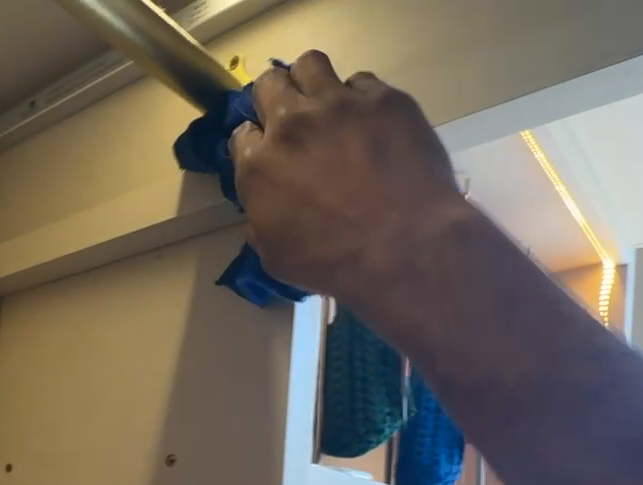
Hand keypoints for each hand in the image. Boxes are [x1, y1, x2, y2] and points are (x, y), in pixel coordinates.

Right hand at [229, 52, 472, 304]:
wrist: (400, 245)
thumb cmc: (328, 261)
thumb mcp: (273, 255)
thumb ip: (260, 219)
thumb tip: (264, 206)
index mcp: (258, 165)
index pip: (241, 134)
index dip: (253, 144)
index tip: (265, 156)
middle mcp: (292, 124)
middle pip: (269, 84)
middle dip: (273, 100)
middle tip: (289, 122)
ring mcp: (339, 105)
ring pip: (310, 65)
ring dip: (310, 84)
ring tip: (323, 108)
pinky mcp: (383, 99)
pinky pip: (361, 83)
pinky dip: (358, 99)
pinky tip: (367, 124)